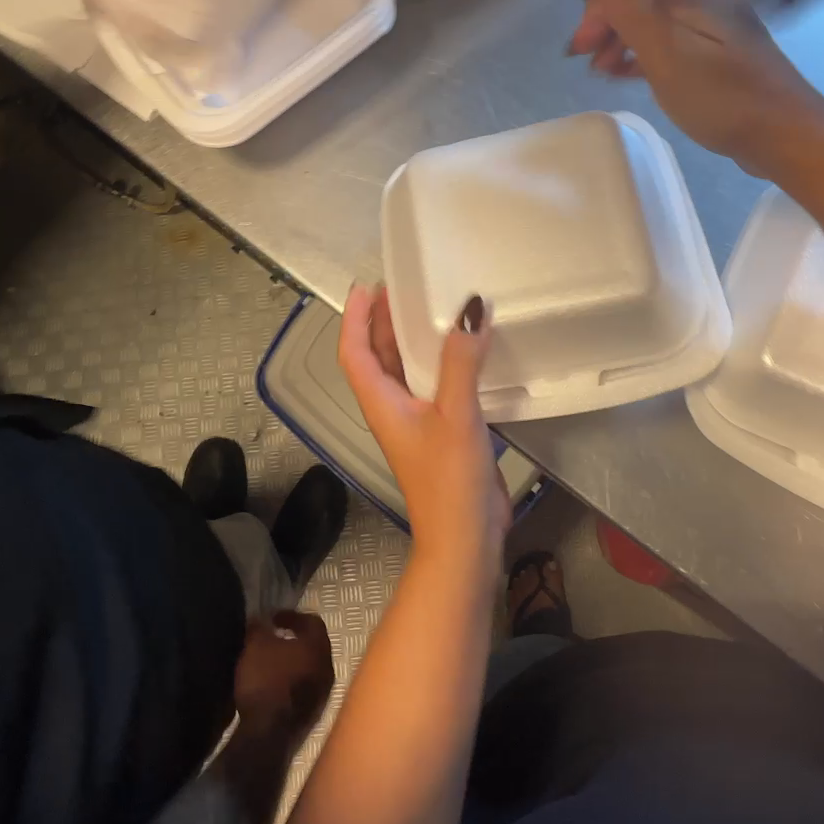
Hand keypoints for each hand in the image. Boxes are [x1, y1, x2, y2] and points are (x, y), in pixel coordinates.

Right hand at [234, 610, 334, 743]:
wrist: (267, 737)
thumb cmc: (264, 681)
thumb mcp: (255, 646)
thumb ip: (259, 627)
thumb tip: (261, 620)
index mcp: (318, 647)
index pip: (313, 622)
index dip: (292, 616)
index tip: (272, 618)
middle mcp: (327, 669)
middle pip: (314, 646)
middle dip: (294, 640)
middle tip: (273, 638)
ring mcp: (322, 695)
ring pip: (310, 670)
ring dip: (292, 663)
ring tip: (270, 663)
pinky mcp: (312, 716)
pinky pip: (304, 690)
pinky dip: (290, 683)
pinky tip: (272, 688)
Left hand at [338, 283, 508, 567]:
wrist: (464, 537)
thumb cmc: (448, 479)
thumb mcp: (456, 415)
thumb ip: (461, 362)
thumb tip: (470, 310)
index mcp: (381, 403)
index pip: (354, 352)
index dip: (354, 318)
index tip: (366, 286)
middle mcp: (392, 408)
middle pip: (377, 356)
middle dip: (381, 321)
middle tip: (401, 287)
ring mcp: (415, 421)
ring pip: (404, 370)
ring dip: (410, 339)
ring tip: (430, 308)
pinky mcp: (440, 431)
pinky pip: (432, 385)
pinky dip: (440, 361)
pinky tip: (463, 350)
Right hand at [545, 0, 823, 176]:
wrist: (782, 136)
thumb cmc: (725, 97)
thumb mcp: (669, 54)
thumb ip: (634, 6)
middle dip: (598, 7)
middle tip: (579, 50)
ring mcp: (704, 24)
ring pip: (644, 12)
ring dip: (612, 32)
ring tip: (597, 69)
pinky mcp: (707, 52)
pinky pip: (659, 38)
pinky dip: (632, 49)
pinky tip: (619, 73)